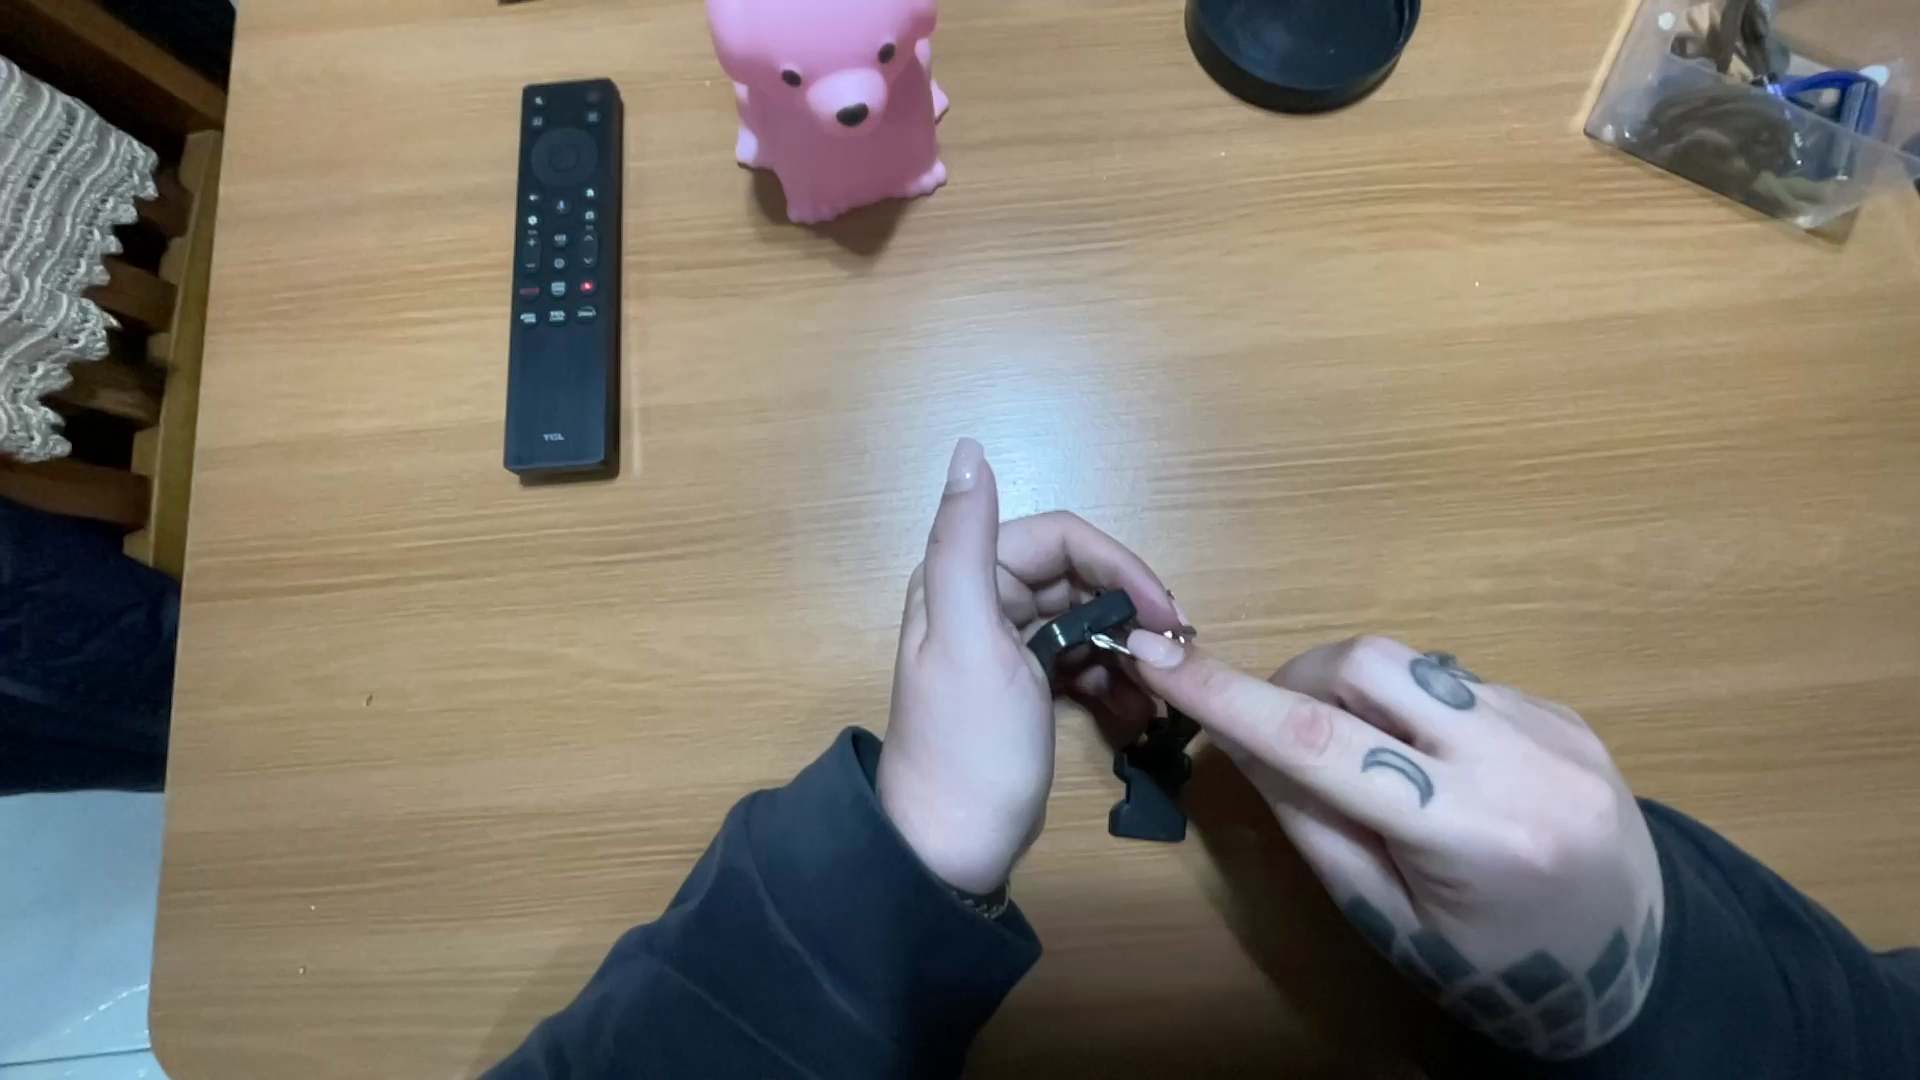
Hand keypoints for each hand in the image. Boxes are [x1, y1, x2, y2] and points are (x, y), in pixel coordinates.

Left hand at [878, 439, 1180, 894]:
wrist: (951, 849)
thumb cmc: (968, 745)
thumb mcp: (968, 639)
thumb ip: (964, 539)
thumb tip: (969, 447)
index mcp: (966, 576)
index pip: (1060, 539)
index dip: (1118, 566)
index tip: (1165, 612)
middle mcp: (984, 597)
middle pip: (1080, 578)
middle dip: (1130, 610)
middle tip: (1175, 654)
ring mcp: (1009, 642)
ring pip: (1089, 620)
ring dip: (1129, 648)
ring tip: (1161, 691)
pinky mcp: (1028, 681)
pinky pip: (1084, 660)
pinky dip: (1115, 679)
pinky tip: (1138, 713)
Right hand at [1124, 632, 1663, 1059]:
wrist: (1639, 974)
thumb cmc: (1488, 970)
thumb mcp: (1380, 914)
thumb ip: (1303, 814)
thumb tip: (1235, 732)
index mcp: (1475, 834)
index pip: (1318, 744)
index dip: (1225, 694)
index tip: (1155, 655)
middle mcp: (1524, 760)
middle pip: (1366, 665)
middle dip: (1299, 682)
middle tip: (1284, 734)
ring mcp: (1551, 725)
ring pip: (1404, 660)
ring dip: (1351, 693)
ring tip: (1368, 757)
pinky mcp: (1560, 710)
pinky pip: (1446, 676)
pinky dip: (1403, 704)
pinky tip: (1426, 758)